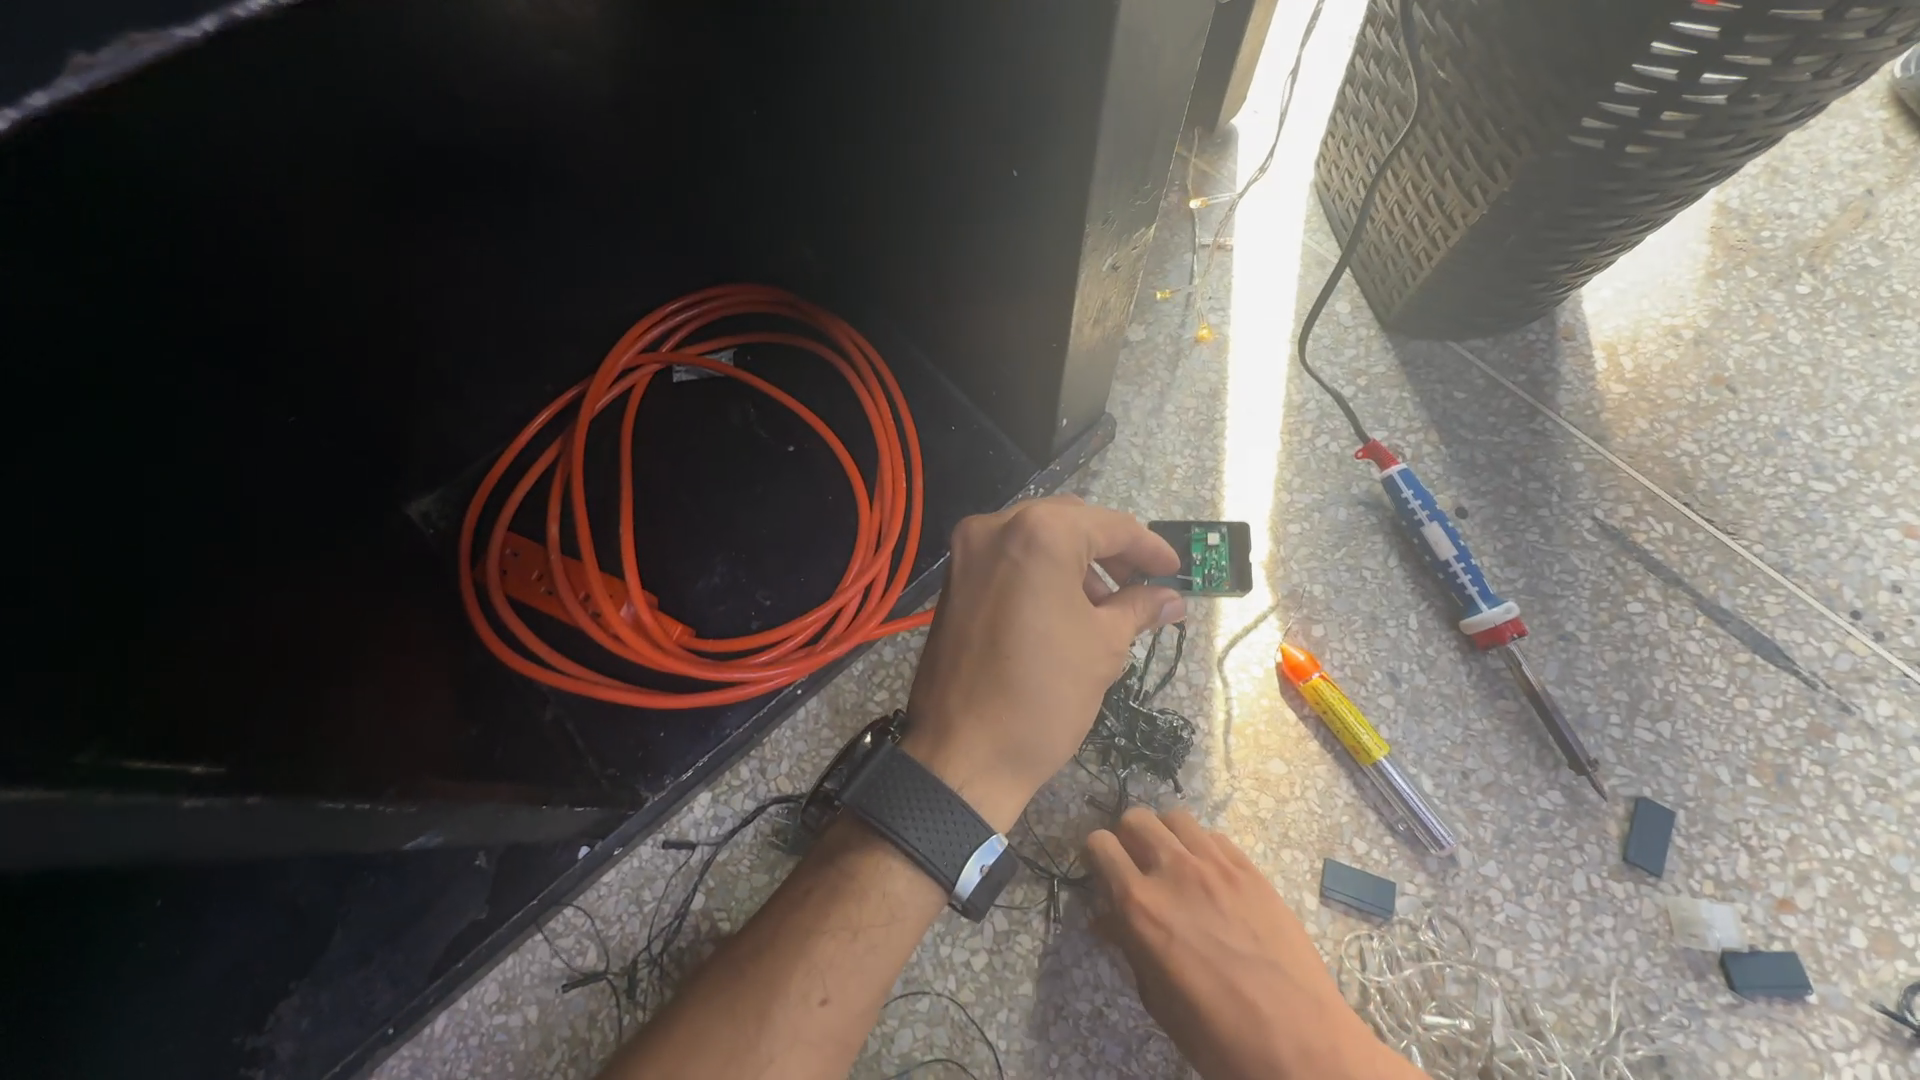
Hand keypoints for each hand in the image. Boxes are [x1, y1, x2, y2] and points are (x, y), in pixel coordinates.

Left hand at [901, 496, 1184, 831]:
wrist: (963, 755)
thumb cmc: (1043, 695)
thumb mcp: (1104, 646)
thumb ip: (1139, 607)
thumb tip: (1170, 598)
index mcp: (1038, 532)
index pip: (1109, 525)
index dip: (1149, 548)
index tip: (1176, 571)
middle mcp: (995, 527)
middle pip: (1069, 523)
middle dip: (1110, 552)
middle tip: (1143, 586)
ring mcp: (967, 553)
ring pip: (1036, 540)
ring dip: (1075, 564)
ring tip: (1106, 608)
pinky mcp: (952, 581)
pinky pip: (1008, 561)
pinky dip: (1041, 575)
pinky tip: (1065, 610)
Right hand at [1086, 808, 1425, 1079]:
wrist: (1298, 1039)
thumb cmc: (1216, 1032)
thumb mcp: (1156, 997)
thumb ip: (1128, 946)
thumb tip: (1106, 919)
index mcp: (1139, 905)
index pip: (1099, 845)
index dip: (1095, 855)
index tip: (1102, 872)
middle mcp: (1173, 871)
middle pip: (1135, 818)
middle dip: (1127, 836)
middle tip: (1135, 865)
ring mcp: (1216, 865)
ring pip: (1175, 817)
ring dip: (1165, 834)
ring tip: (1173, 863)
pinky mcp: (1251, 870)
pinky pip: (1214, 836)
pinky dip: (1201, 846)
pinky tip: (1209, 875)